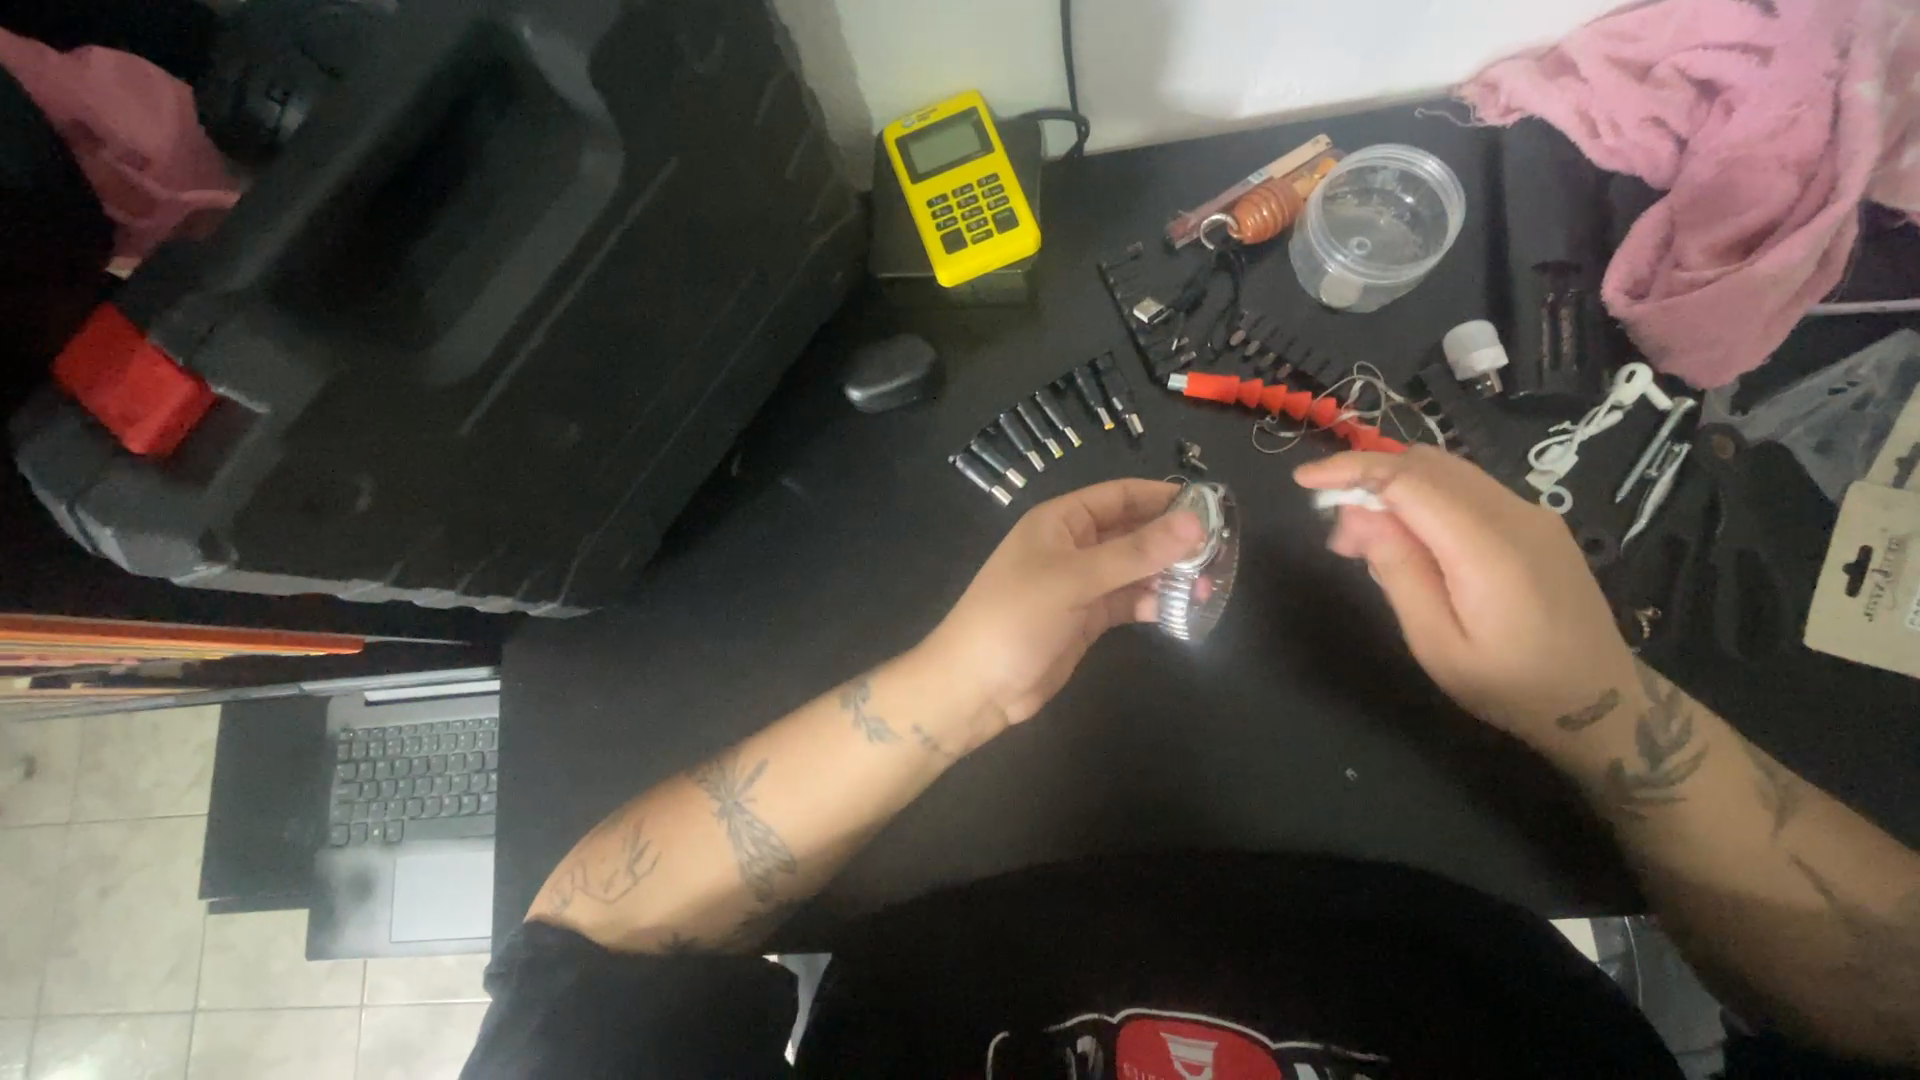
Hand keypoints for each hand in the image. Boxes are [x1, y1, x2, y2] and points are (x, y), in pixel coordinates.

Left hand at [920, 478, 1203, 737]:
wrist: (977, 686)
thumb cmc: (1015, 618)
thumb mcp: (1074, 579)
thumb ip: (1135, 552)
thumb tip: (1196, 523)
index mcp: (1060, 521)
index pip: (1120, 495)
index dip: (1163, 497)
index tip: (1213, 505)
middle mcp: (1073, 546)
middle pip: (1132, 531)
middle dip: (1173, 538)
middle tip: (1222, 547)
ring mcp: (1081, 584)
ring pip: (1135, 568)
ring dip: (1169, 573)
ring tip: (1212, 580)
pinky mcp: (1088, 619)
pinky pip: (1129, 600)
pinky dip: (1154, 602)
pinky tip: (1185, 608)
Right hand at [1293, 446, 1638, 749]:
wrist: (1601, 705)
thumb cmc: (1510, 686)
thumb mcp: (1437, 644)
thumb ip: (1398, 572)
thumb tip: (1360, 515)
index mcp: (1489, 548)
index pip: (1409, 480)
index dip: (1352, 470)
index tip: (1303, 479)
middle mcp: (1516, 515)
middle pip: (1427, 464)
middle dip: (1367, 482)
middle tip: (1337, 536)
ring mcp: (1533, 515)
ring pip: (1447, 471)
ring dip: (1393, 488)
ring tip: (1365, 540)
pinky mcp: (1536, 523)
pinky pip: (1468, 489)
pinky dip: (1423, 498)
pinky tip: (1408, 539)